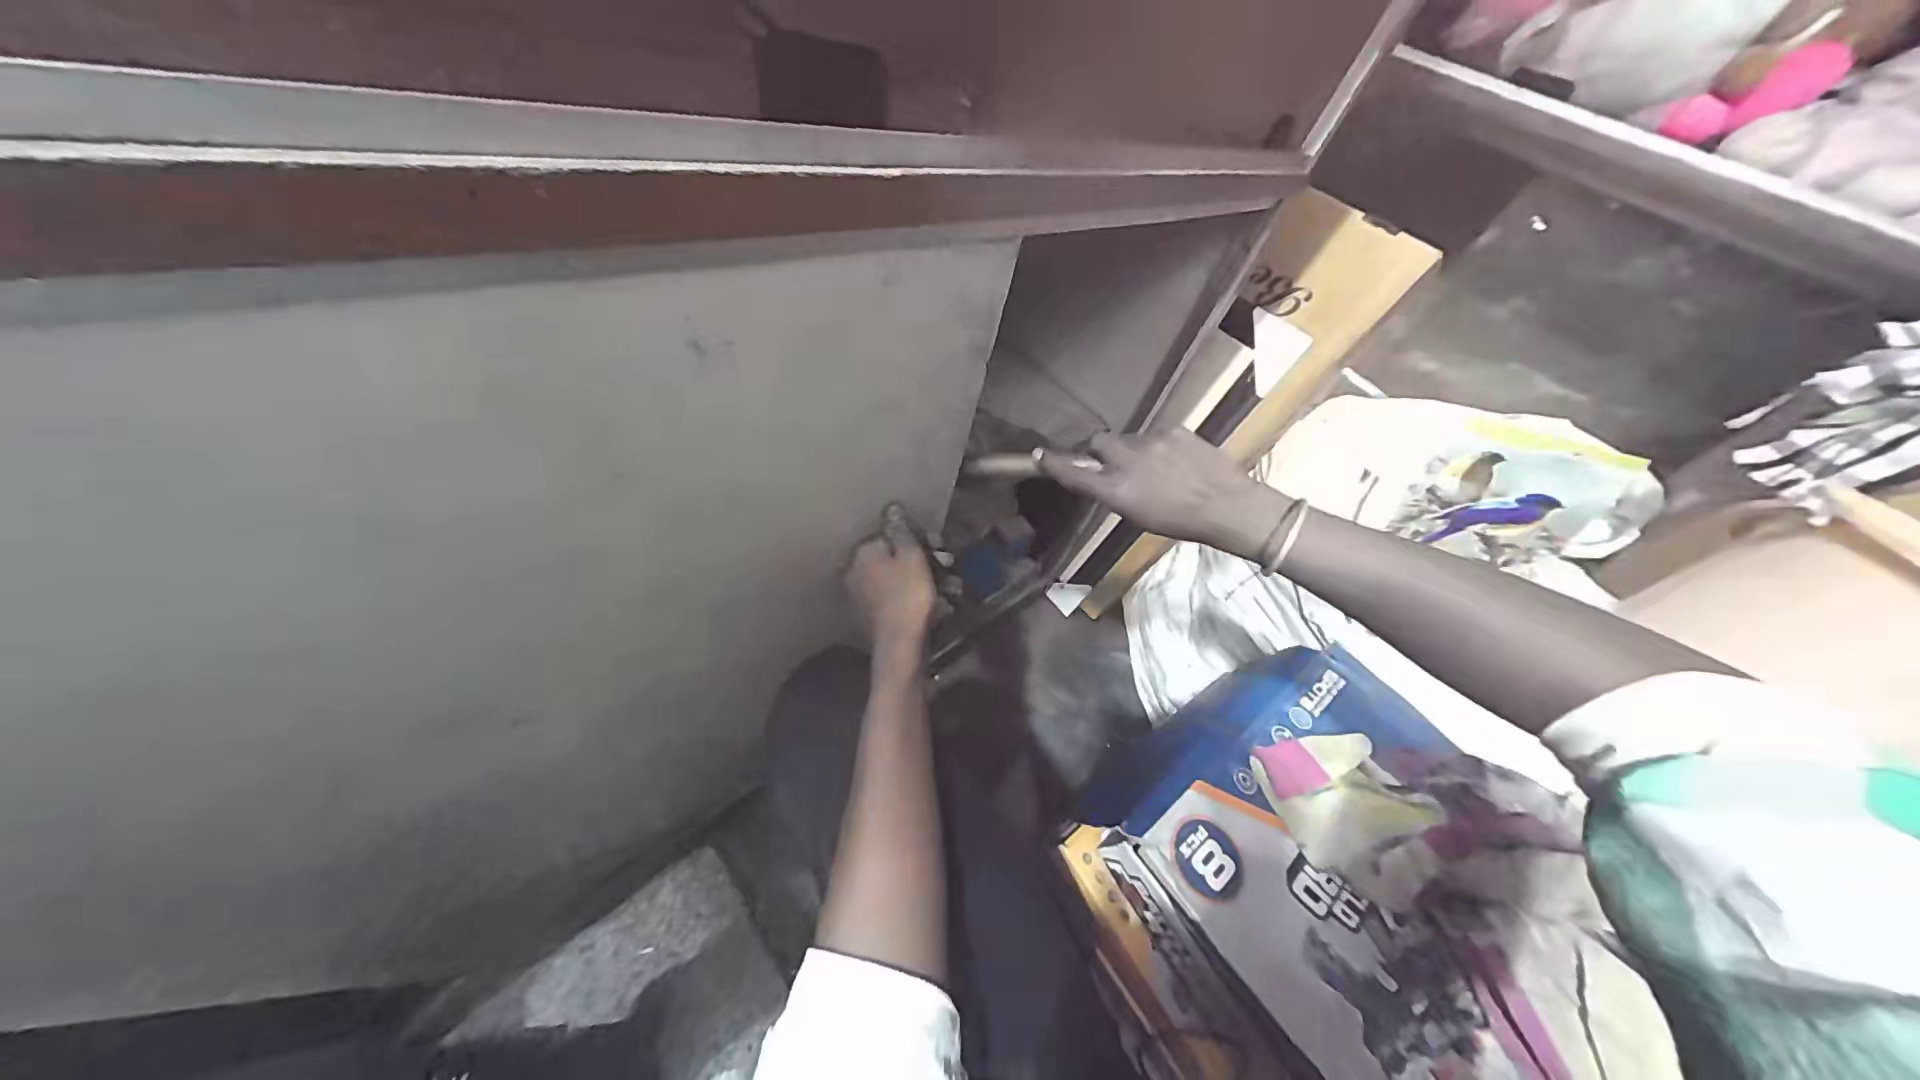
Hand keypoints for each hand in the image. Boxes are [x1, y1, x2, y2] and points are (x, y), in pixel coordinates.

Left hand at [845, 503, 936, 642]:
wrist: (900, 644)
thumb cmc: (908, 594)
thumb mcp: (911, 555)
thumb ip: (901, 529)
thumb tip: (891, 507)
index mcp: (862, 553)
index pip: (891, 534)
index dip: (918, 538)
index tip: (938, 548)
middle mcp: (854, 572)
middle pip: (893, 557)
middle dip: (923, 560)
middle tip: (946, 567)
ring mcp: (860, 597)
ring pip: (896, 579)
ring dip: (922, 580)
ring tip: (947, 590)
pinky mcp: (869, 618)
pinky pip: (894, 599)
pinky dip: (912, 599)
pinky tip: (933, 605)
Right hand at [1039, 429, 1293, 559]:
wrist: (1228, 506)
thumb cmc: (1180, 522)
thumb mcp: (1138, 516)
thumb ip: (1115, 493)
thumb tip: (1104, 479)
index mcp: (1116, 490)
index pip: (1075, 473)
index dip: (1054, 464)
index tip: (1039, 456)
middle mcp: (1128, 461)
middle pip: (1098, 442)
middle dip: (1099, 450)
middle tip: (1111, 462)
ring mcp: (1152, 441)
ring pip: (1129, 439)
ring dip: (1133, 450)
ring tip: (1155, 467)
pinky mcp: (1174, 430)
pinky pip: (1156, 435)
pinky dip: (1159, 447)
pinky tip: (1176, 461)